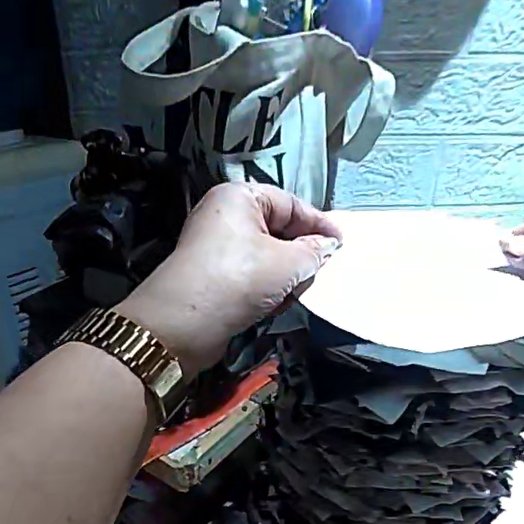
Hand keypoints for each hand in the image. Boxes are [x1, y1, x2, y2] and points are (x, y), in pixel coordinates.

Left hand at [116, 183, 340, 375]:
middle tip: (318, 272)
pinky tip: (272, 305)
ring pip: (269, 256)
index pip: (291, 204)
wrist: (182, 325)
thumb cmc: (238, 280)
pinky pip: (253, 274)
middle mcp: (226, 216)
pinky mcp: (215, 275)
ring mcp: (218, 246)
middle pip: (280, 230)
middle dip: (301, 254)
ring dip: (285, 277)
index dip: (319, 224)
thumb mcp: (287, 264)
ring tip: (290, 294)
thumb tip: (327, 246)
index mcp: (240, 197)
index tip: (341, 243)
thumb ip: (314, 252)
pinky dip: (268, 288)